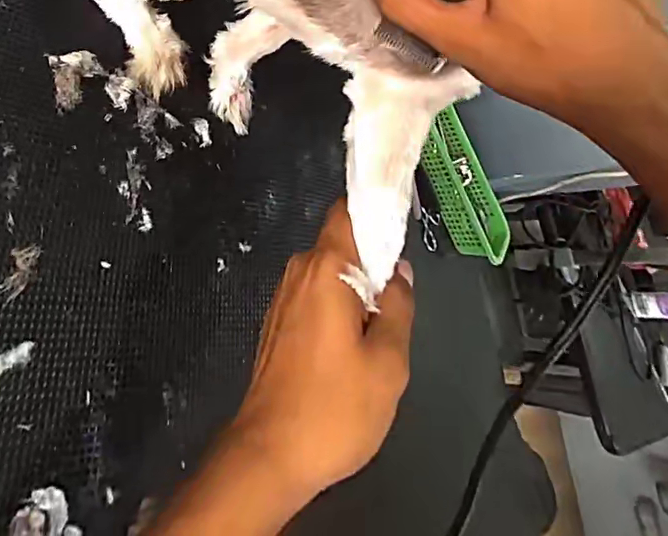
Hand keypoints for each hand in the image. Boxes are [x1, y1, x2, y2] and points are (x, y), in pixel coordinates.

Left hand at [151, 201, 412, 533]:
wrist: (267, 456)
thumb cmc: (333, 409)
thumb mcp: (388, 363)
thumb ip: (399, 307)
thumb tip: (399, 273)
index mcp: (326, 269)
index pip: (348, 212)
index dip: (376, 211)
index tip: (399, 226)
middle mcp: (300, 272)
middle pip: (341, 245)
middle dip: (371, 266)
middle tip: (393, 307)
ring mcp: (284, 297)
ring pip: (329, 275)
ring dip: (354, 293)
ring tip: (372, 340)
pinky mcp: (276, 322)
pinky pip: (314, 297)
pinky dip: (335, 310)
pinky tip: (346, 354)